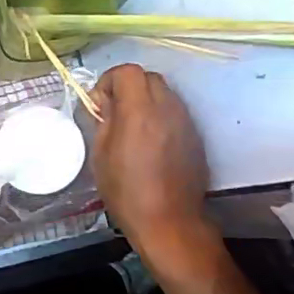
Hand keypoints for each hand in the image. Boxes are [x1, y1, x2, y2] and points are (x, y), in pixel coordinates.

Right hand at [91, 64, 208, 243]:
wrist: (169, 221)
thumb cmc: (127, 191)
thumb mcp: (100, 155)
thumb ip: (102, 120)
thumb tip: (102, 102)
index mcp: (140, 110)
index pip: (127, 71)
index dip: (109, 81)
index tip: (99, 104)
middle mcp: (167, 107)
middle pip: (148, 77)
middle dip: (128, 88)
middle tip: (114, 114)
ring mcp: (185, 120)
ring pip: (164, 94)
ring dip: (145, 102)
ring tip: (132, 130)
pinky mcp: (195, 136)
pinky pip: (174, 113)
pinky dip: (160, 118)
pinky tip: (151, 145)